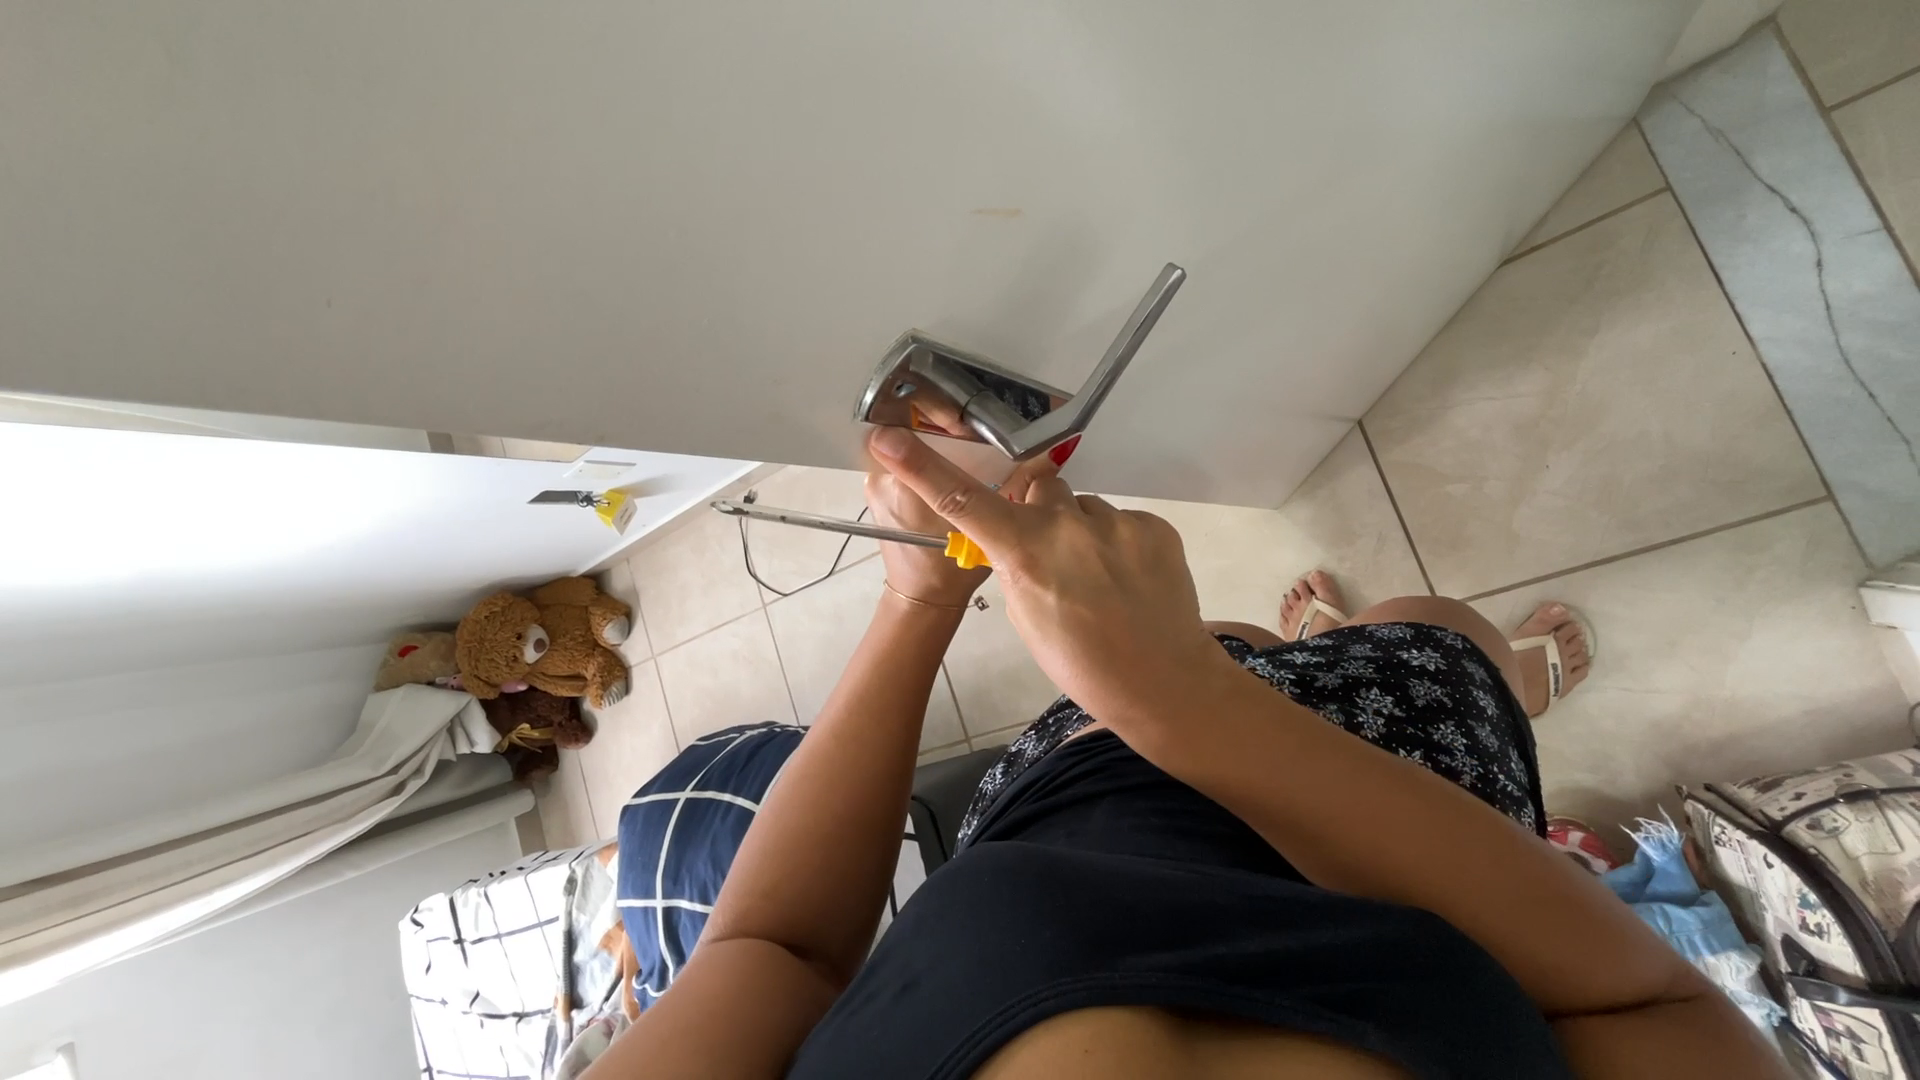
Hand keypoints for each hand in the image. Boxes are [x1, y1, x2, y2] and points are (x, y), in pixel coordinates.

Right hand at [865, 427, 1245, 733]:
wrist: (1164, 683)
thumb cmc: (1082, 665)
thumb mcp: (1026, 617)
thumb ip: (1016, 565)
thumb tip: (1022, 538)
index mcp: (1026, 554)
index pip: (963, 501)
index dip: (921, 467)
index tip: (887, 437)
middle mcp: (1068, 525)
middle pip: (1039, 488)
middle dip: (1039, 509)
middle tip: (1055, 554)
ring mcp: (1117, 522)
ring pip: (1083, 508)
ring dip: (1082, 532)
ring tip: (1103, 578)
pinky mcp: (1155, 525)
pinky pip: (1121, 521)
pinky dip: (1119, 543)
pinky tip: (1130, 579)